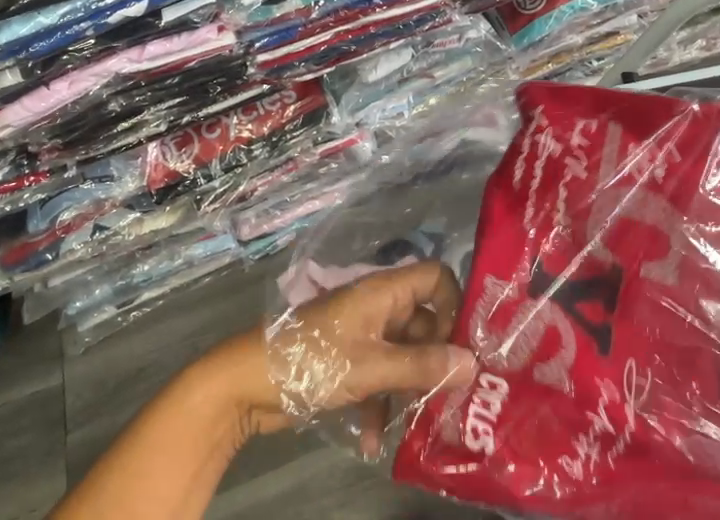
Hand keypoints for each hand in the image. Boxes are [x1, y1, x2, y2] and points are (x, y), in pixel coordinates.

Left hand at [213, 262, 476, 455]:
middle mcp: (378, 309)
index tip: (467, 343)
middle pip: (424, 324)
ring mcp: (362, 338)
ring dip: (410, 389)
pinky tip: (372, 441)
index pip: (435, 278)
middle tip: (454, 393)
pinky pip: (379, 379)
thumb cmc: (313, 360)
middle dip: (438, 359)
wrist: (245, 383)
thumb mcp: (373, 366)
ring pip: (403, 356)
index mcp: (385, 292)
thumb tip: (474, 364)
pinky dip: (379, 406)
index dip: (454, 304)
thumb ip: (423, 366)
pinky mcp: (347, 365)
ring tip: (421, 422)